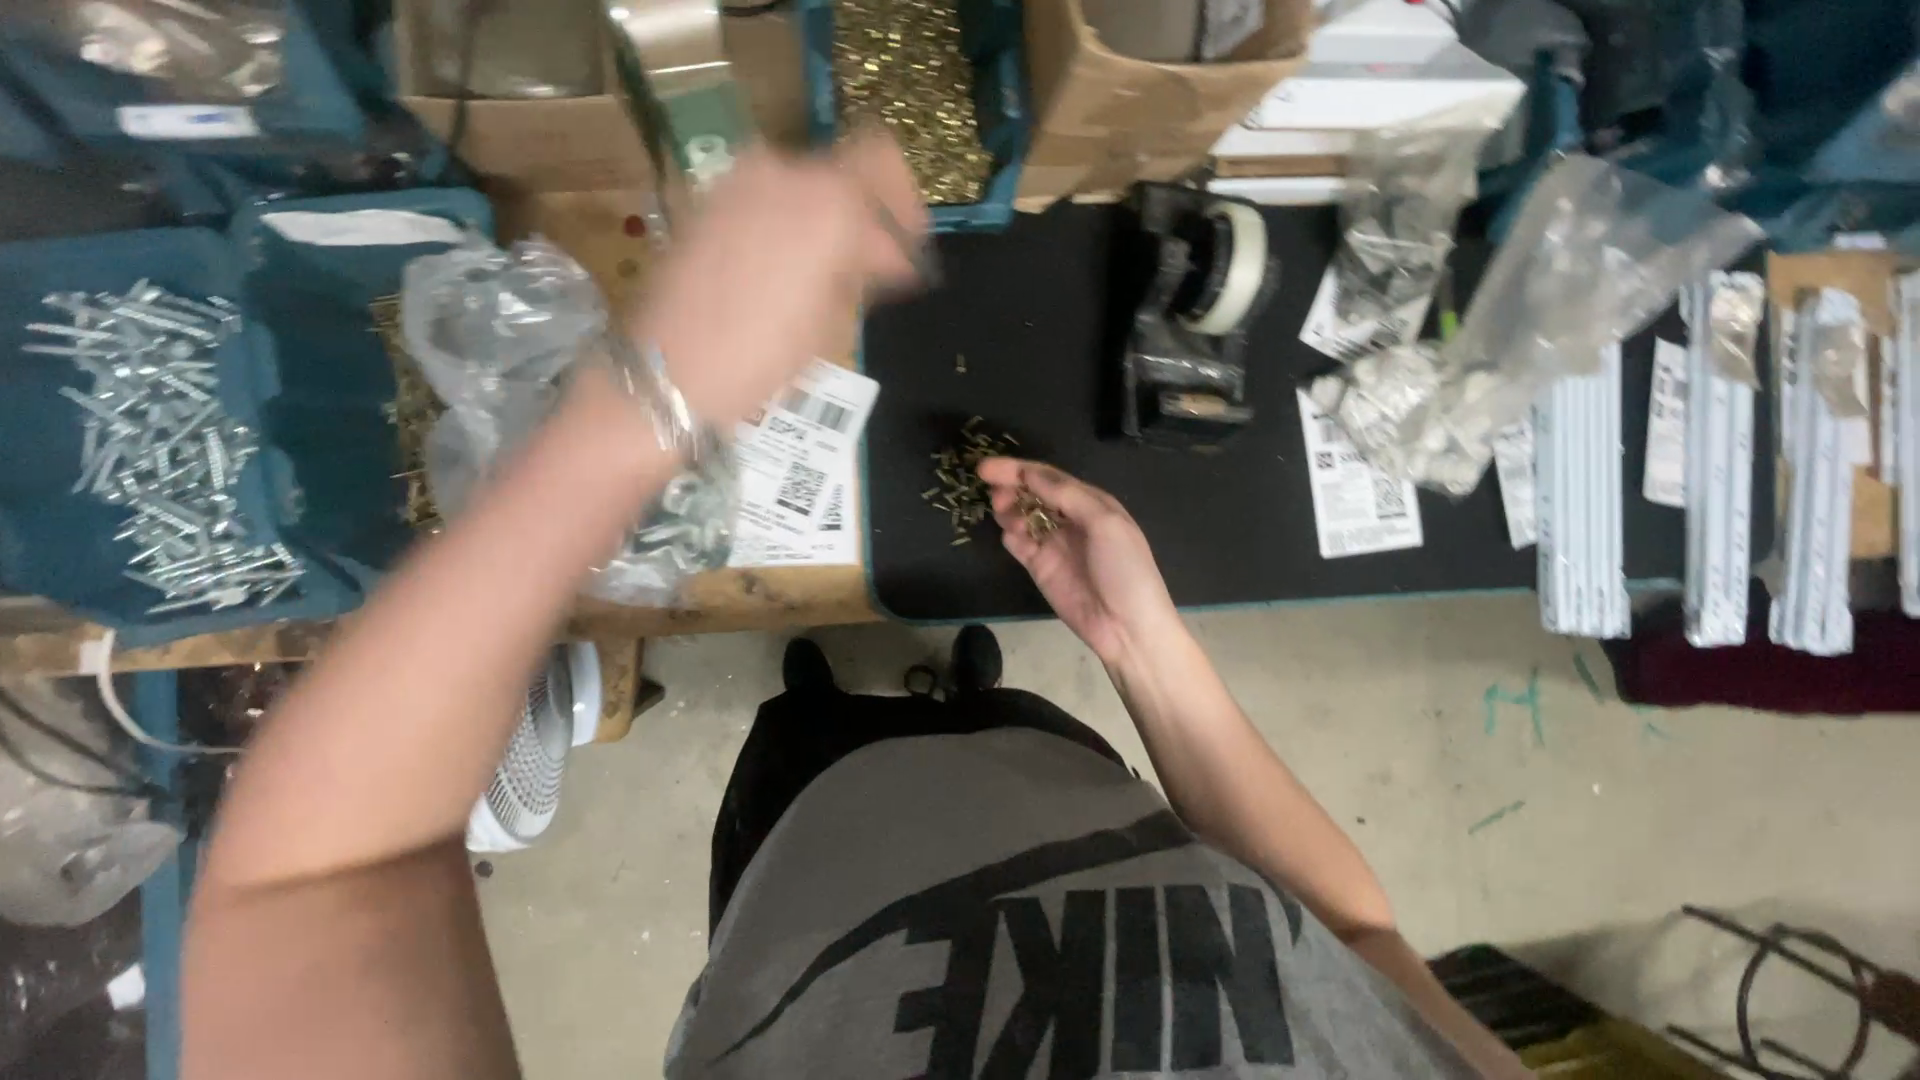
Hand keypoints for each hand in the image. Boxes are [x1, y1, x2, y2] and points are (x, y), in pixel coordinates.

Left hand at [634, 131, 926, 428]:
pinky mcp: (707, 203)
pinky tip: (788, 271)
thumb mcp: (832, 323)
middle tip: (869, 267)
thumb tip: (887, 256)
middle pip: (841, 173)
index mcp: (826, 202)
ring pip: (802, 185)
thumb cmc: (763, 358)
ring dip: (823, 220)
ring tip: (826, 274)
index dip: (904, 202)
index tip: (909, 244)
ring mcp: (737, 183)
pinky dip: (787, 224)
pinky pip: (767, 199)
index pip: (883, 163)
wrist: (669, 371)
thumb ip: (864, 270)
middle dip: (862, 216)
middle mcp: (781, 174)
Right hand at [978, 458, 1181, 665]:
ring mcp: (1053, 544)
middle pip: (1032, 494)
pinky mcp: (1040, 568)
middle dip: (1010, 487)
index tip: (987, 467)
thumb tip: (1030, 473)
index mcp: (1091, 503)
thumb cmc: (1124, 569)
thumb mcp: (1105, 523)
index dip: (1019, 469)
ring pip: (1022, 517)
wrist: (1127, 626)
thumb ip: (1066, 495)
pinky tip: (1012, 537)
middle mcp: (1070, 519)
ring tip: (1001, 512)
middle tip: (990, 490)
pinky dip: (1011, 536)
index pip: (1049, 478)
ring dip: (1009, 510)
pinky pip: (1019, 544)